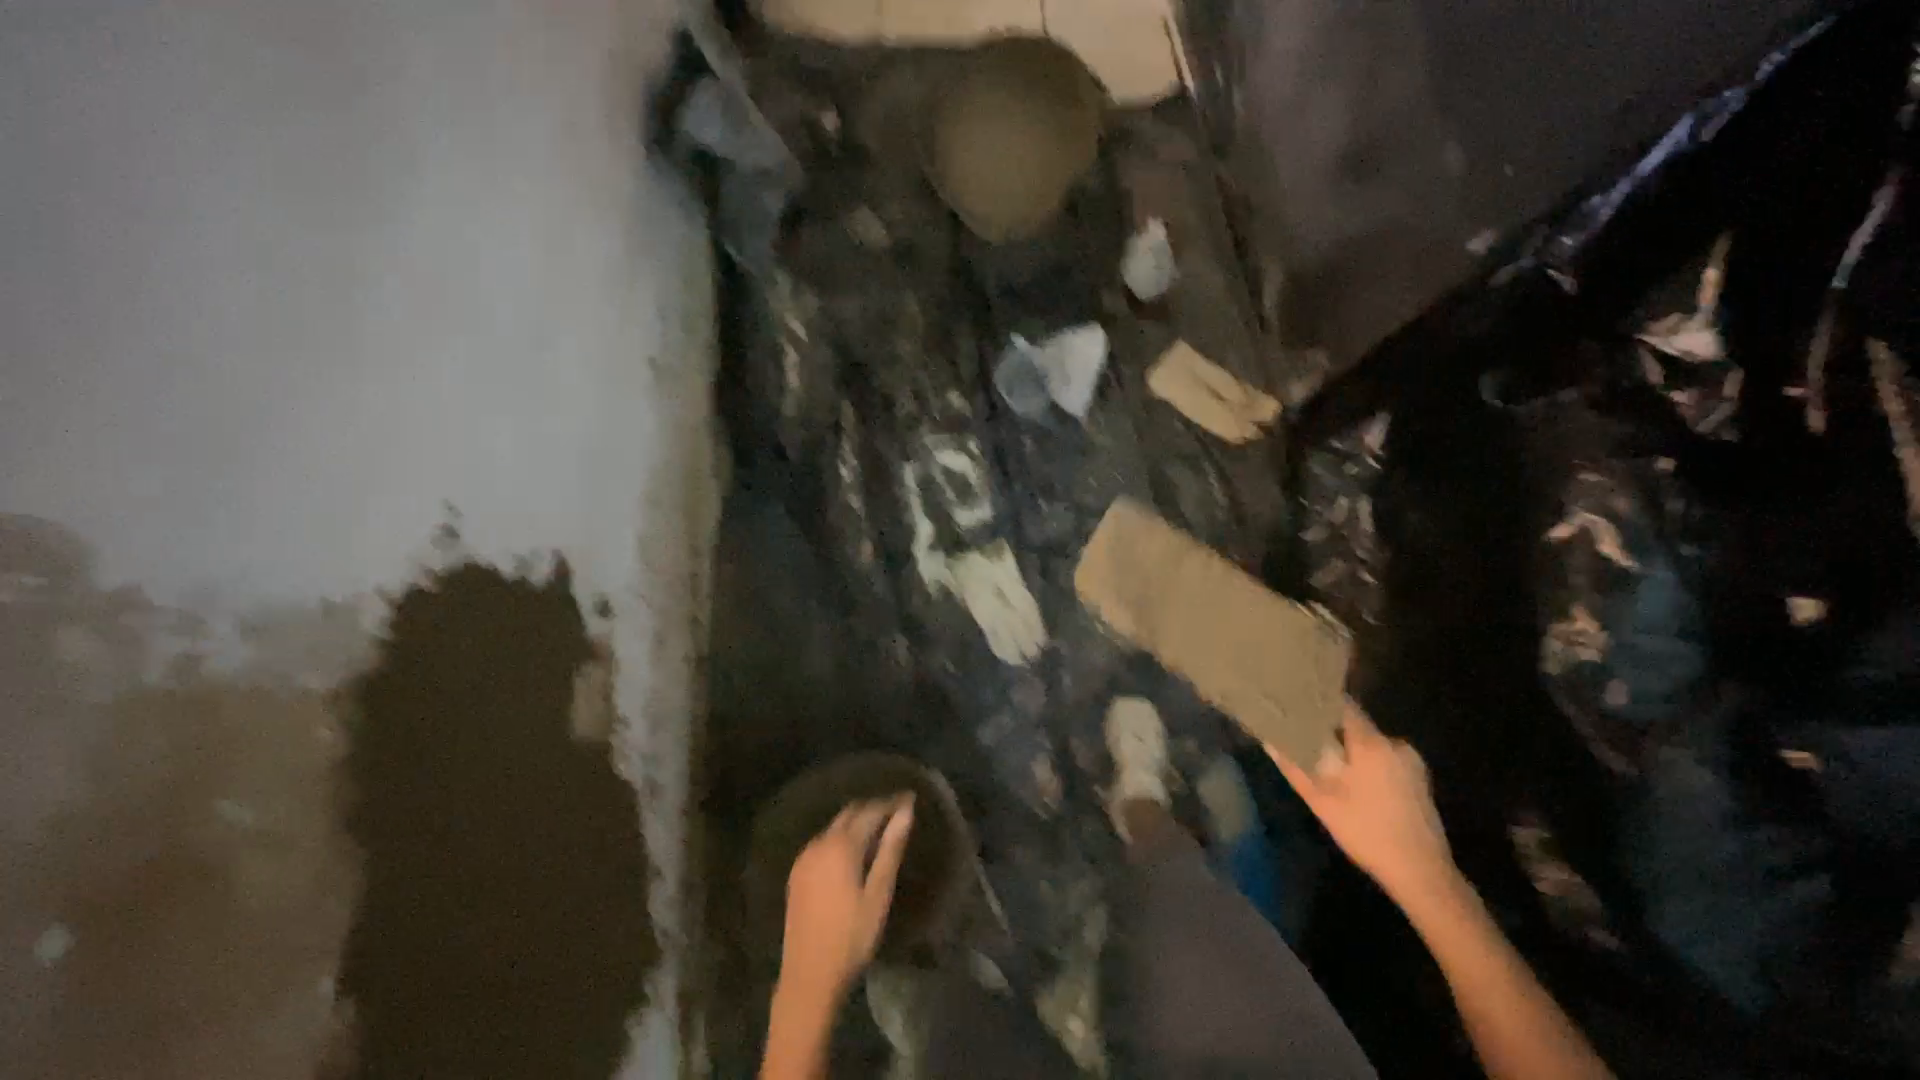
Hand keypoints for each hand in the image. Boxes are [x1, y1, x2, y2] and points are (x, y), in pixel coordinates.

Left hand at [778, 795, 915, 1000]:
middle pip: (849, 814)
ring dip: (856, 823)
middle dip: (873, 809)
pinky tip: (853, 854)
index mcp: (840, 846)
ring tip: (880, 832)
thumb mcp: (878, 893)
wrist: (809, 975)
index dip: (892, 803)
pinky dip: (840, 839)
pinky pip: (822, 843)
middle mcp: (818, 844)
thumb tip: (906, 813)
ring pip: (834, 828)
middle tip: (898, 813)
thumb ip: (891, 850)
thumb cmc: (852, 936)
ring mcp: (804, 858)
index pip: (870, 811)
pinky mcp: (797, 874)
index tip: (910, 799)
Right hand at [1269, 700, 1457, 904]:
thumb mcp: (1322, 801)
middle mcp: (1395, 744)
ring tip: (1330, 770)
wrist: (1421, 872)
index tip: (1299, 702)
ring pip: (1371, 745)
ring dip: (1352, 752)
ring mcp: (1412, 762)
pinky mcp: (1419, 780)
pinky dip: (1368, 765)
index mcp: (1372, 743)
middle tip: (1309, 744)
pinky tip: (1357, 788)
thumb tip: (1270, 740)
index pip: (1344, 706)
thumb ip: (1295, 766)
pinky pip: (1385, 760)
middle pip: (1357, 726)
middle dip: (1333, 733)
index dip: (1320, 703)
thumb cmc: (1366, 832)